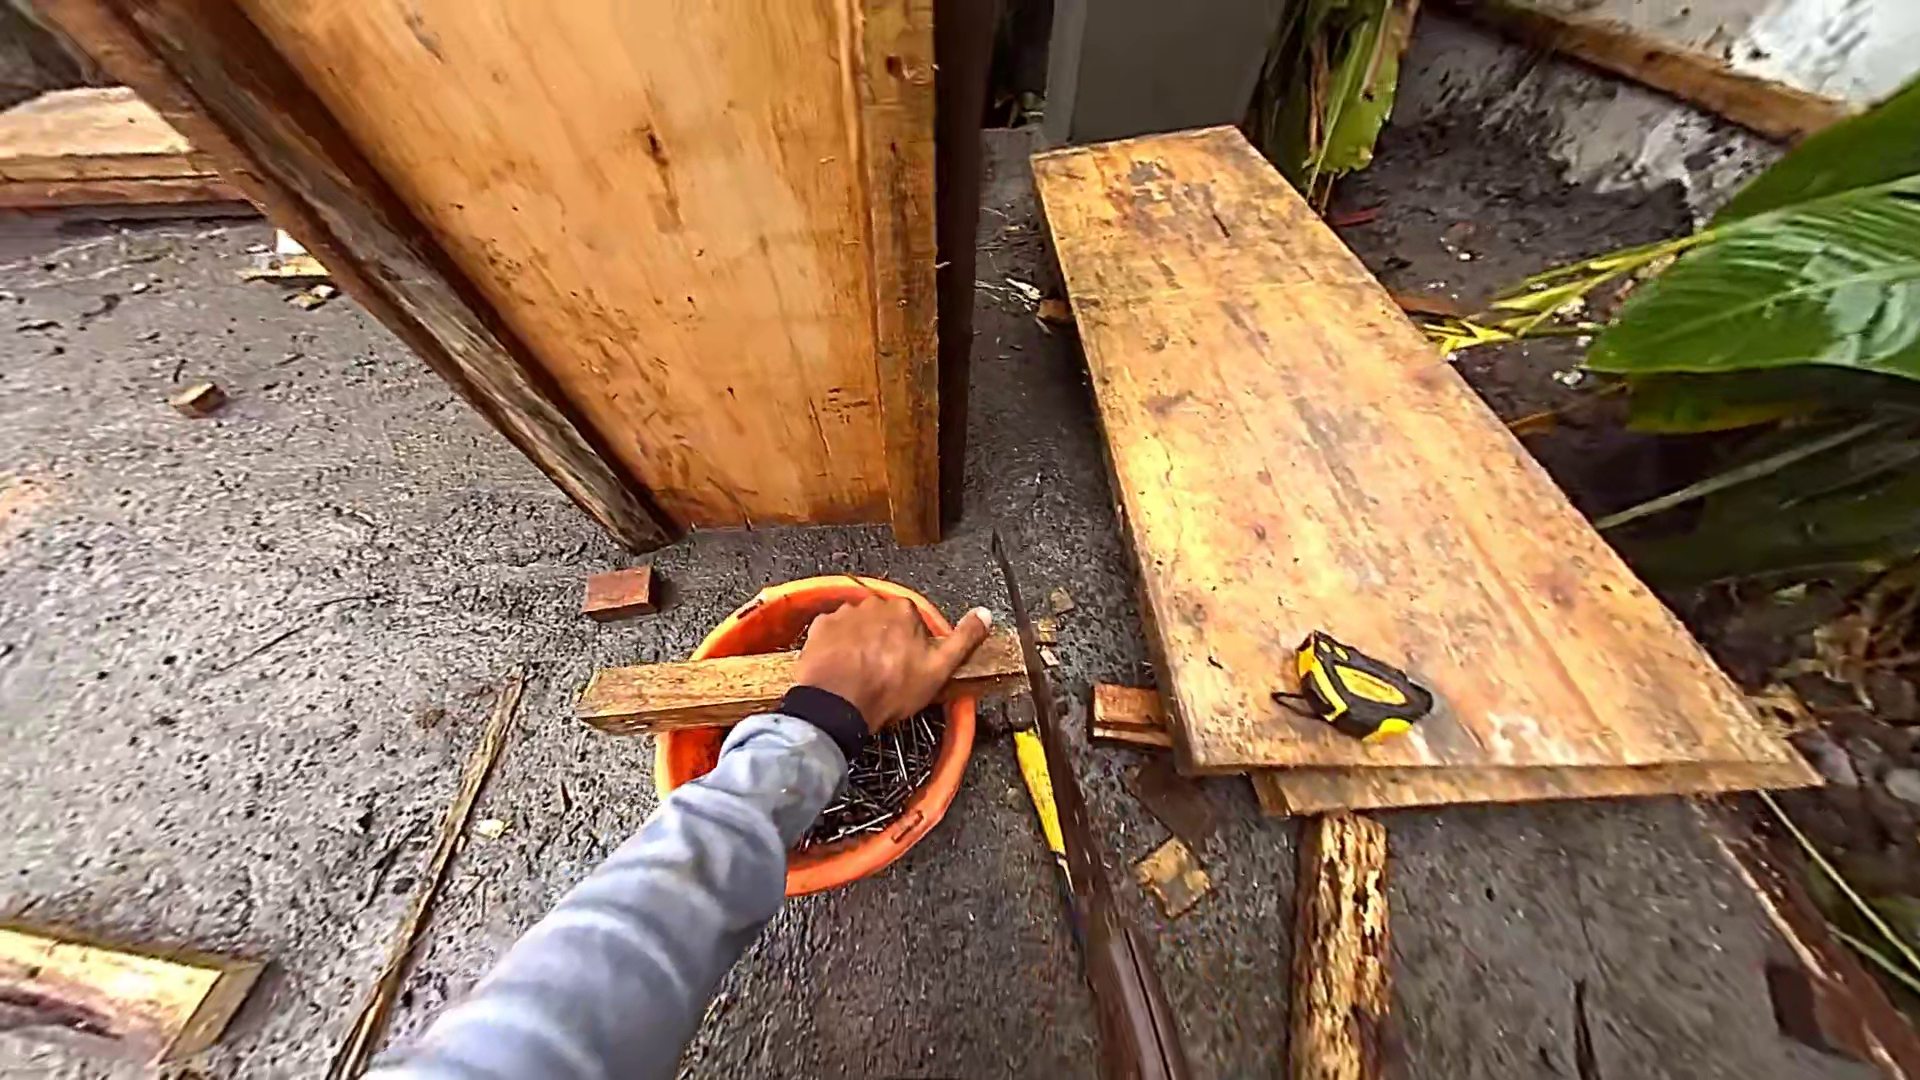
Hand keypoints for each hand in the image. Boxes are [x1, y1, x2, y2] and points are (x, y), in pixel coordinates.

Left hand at [793, 595, 992, 733]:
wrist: (837, 705)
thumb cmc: (889, 688)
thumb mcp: (939, 668)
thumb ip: (964, 638)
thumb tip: (985, 615)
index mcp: (904, 610)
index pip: (914, 622)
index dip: (913, 646)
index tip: (909, 666)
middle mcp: (873, 604)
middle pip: (884, 621)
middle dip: (886, 641)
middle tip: (885, 672)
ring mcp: (843, 614)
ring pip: (858, 626)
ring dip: (860, 643)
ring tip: (861, 673)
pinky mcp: (820, 628)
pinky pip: (832, 633)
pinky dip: (837, 647)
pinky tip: (841, 668)